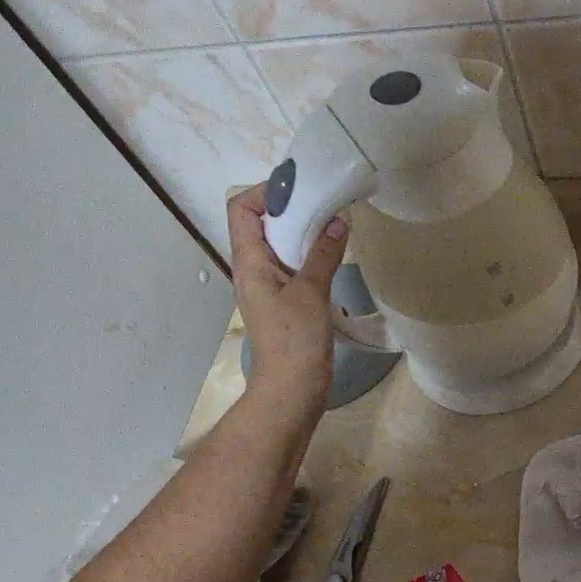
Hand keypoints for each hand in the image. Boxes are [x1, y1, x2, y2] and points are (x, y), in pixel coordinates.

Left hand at [226, 184, 348, 407]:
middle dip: (293, 209)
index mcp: (249, 262)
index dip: (267, 191)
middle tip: (326, 205)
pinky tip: (334, 259)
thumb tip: (337, 220)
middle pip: (263, 224)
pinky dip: (312, 257)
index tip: (303, 190)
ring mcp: (270, 288)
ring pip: (281, 246)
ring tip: (335, 228)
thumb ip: (323, 254)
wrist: (292, 391)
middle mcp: (254, 270)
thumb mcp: (311, 293)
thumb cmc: (294, 342)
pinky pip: (295, 268)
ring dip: (305, 234)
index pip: (243, 208)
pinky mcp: (286, 304)